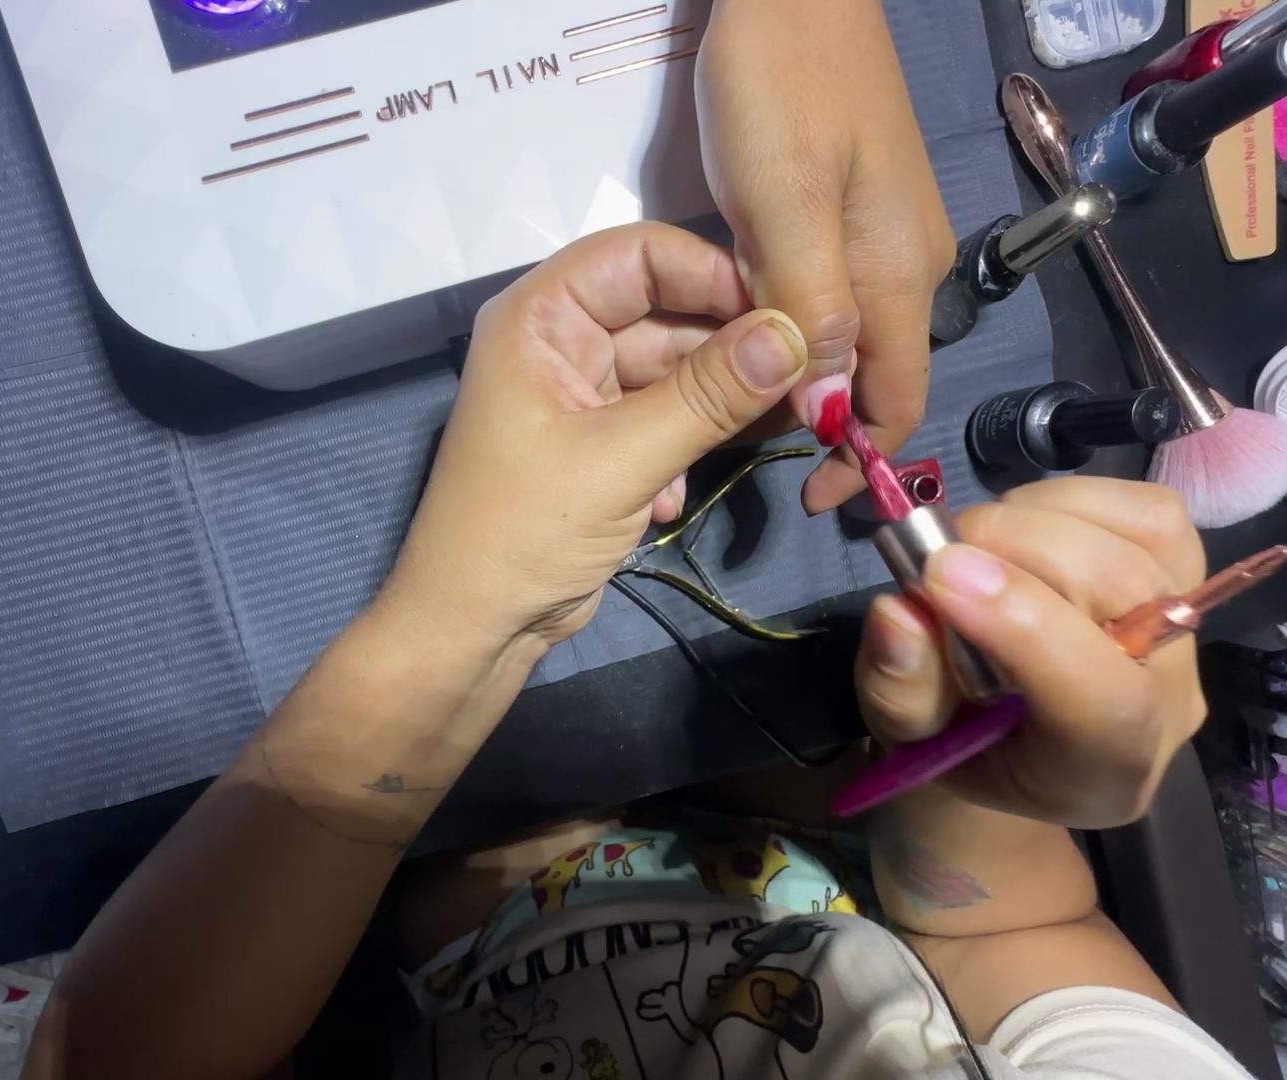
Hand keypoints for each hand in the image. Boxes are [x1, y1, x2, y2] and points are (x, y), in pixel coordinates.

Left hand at [383, 223, 809, 653]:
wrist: (477, 626)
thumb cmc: (526, 531)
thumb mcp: (620, 460)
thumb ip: (708, 396)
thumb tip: (795, 335)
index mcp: (541, 318)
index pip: (639, 254)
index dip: (713, 272)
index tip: (786, 307)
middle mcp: (560, 344)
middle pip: (664, 314)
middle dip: (732, 347)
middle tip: (808, 375)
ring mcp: (582, 397)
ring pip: (672, 373)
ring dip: (720, 404)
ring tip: (783, 425)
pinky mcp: (601, 446)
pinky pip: (663, 420)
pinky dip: (686, 446)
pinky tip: (677, 498)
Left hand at [697, 0, 955, 512]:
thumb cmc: (778, 90)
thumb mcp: (784, 207)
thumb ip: (813, 310)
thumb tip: (833, 409)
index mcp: (895, 275)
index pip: (896, 397)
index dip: (860, 459)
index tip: (813, 500)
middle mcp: (900, 269)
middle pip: (868, 378)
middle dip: (817, 429)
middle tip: (744, 454)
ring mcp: (875, 242)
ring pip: (839, 346)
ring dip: (792, 388)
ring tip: (729, 410)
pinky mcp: (843, 222)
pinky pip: (821, 307)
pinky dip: (784, 343)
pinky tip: (739, 345)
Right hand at [852, 479, 1208, 828]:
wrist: (1006, 742)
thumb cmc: (952, 744)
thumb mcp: (902, 736)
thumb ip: (898, 688)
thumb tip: (898, 611)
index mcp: (1101, 768)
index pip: (1104, 695)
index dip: (1024, 622)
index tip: (939, 574)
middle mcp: (1167, 699)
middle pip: (1124, 589)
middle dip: (1014, 547)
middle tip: (937, 554)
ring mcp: (1180, 632)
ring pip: (1144, 535)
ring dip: (1041, 517)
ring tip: (977, 543)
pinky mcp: (1181, 576)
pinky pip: (1149, 510)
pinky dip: (1073, 498)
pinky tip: (1020, 526)